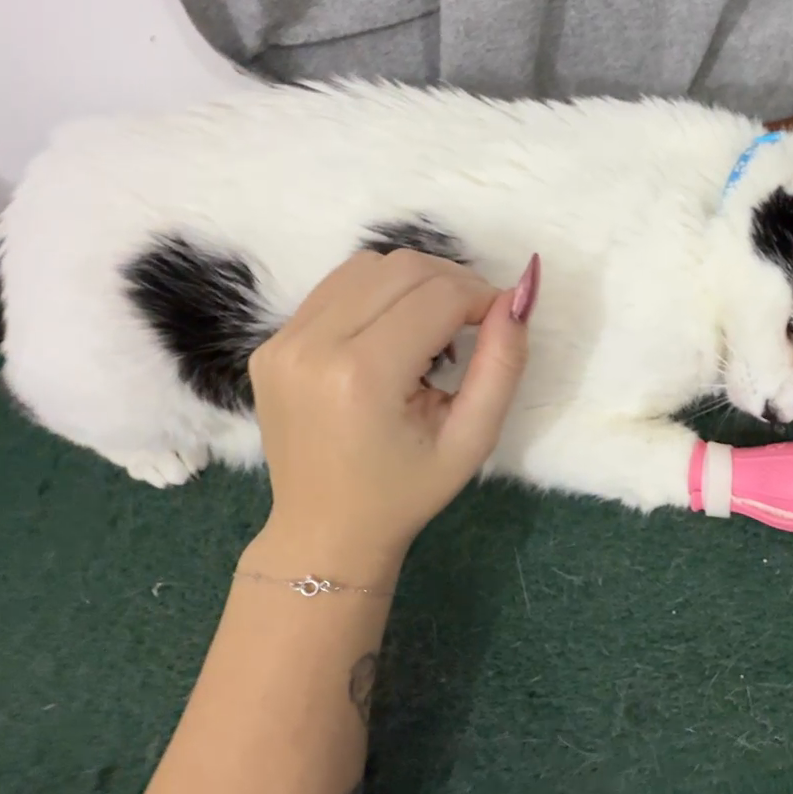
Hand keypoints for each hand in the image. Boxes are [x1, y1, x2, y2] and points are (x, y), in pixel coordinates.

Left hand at [246, 250, 536, 564]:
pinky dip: (380, 294)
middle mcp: (313, 346)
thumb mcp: (474, 437)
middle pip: (403, 268)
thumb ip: (503, 364)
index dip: (483, 297)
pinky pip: (337, 287)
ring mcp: (284, 341)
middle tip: (477, 324)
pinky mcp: (273, 343)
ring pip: (368, 266)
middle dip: (454, 283)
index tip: (502, 323)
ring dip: (416, 284)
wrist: (327, 528)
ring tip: (436, 331)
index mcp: (363, 376)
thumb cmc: (408, 491)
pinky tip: (396, 335)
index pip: (438, 295)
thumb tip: (519, 295)